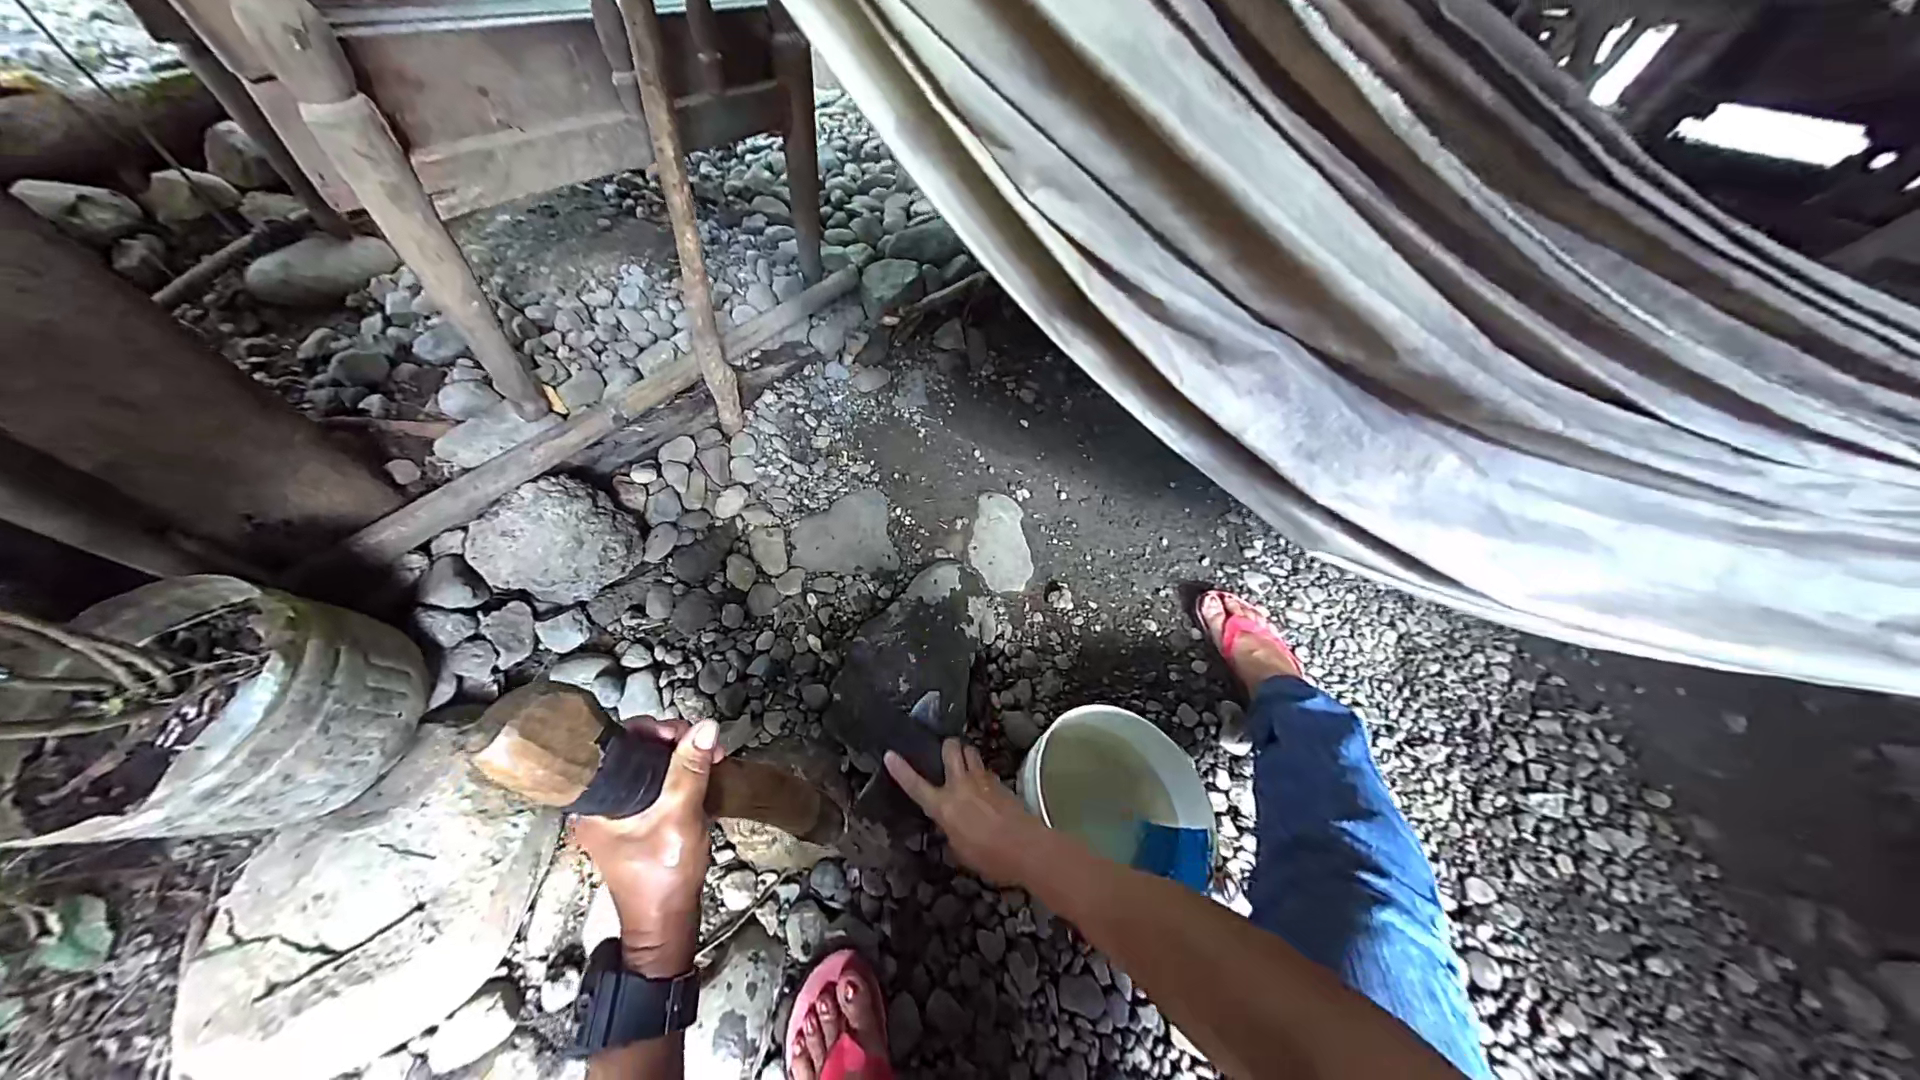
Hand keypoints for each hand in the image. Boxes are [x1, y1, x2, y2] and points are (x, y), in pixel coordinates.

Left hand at [573, 718, 722, 976]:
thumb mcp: (680, 815)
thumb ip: (690, 770)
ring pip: (650, 763)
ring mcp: (618, 809)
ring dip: (682, 754)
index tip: (681, 732)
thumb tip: (705, 728)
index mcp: (595, 801)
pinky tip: (701, 770)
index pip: (617, 743)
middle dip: (673, 740)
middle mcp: (600, 801)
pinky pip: (657, 779)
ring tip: (709, 755)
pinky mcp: (637, 816)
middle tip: (702, 743)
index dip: (651, 729)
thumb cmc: (663, 877)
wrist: (667, 920)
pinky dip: (680, 770)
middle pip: (636, 749)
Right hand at [884, 739, 1045, 884]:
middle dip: (947, 746)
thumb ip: (951, 830)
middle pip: (950, 749)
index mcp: (944, 807)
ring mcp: (982, 780)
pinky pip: (985, 768)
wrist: (1026, 847)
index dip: (901, 770)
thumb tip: (952, 823)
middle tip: (945, 753)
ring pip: (970, 751)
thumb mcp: (960, 851)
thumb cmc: (990, 857)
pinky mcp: (1000, 782)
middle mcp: (961, 786)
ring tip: (964, 763)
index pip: (916, 785)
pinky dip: (981, 772)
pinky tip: (984, 786)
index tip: (890, 755)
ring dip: (965, 753)